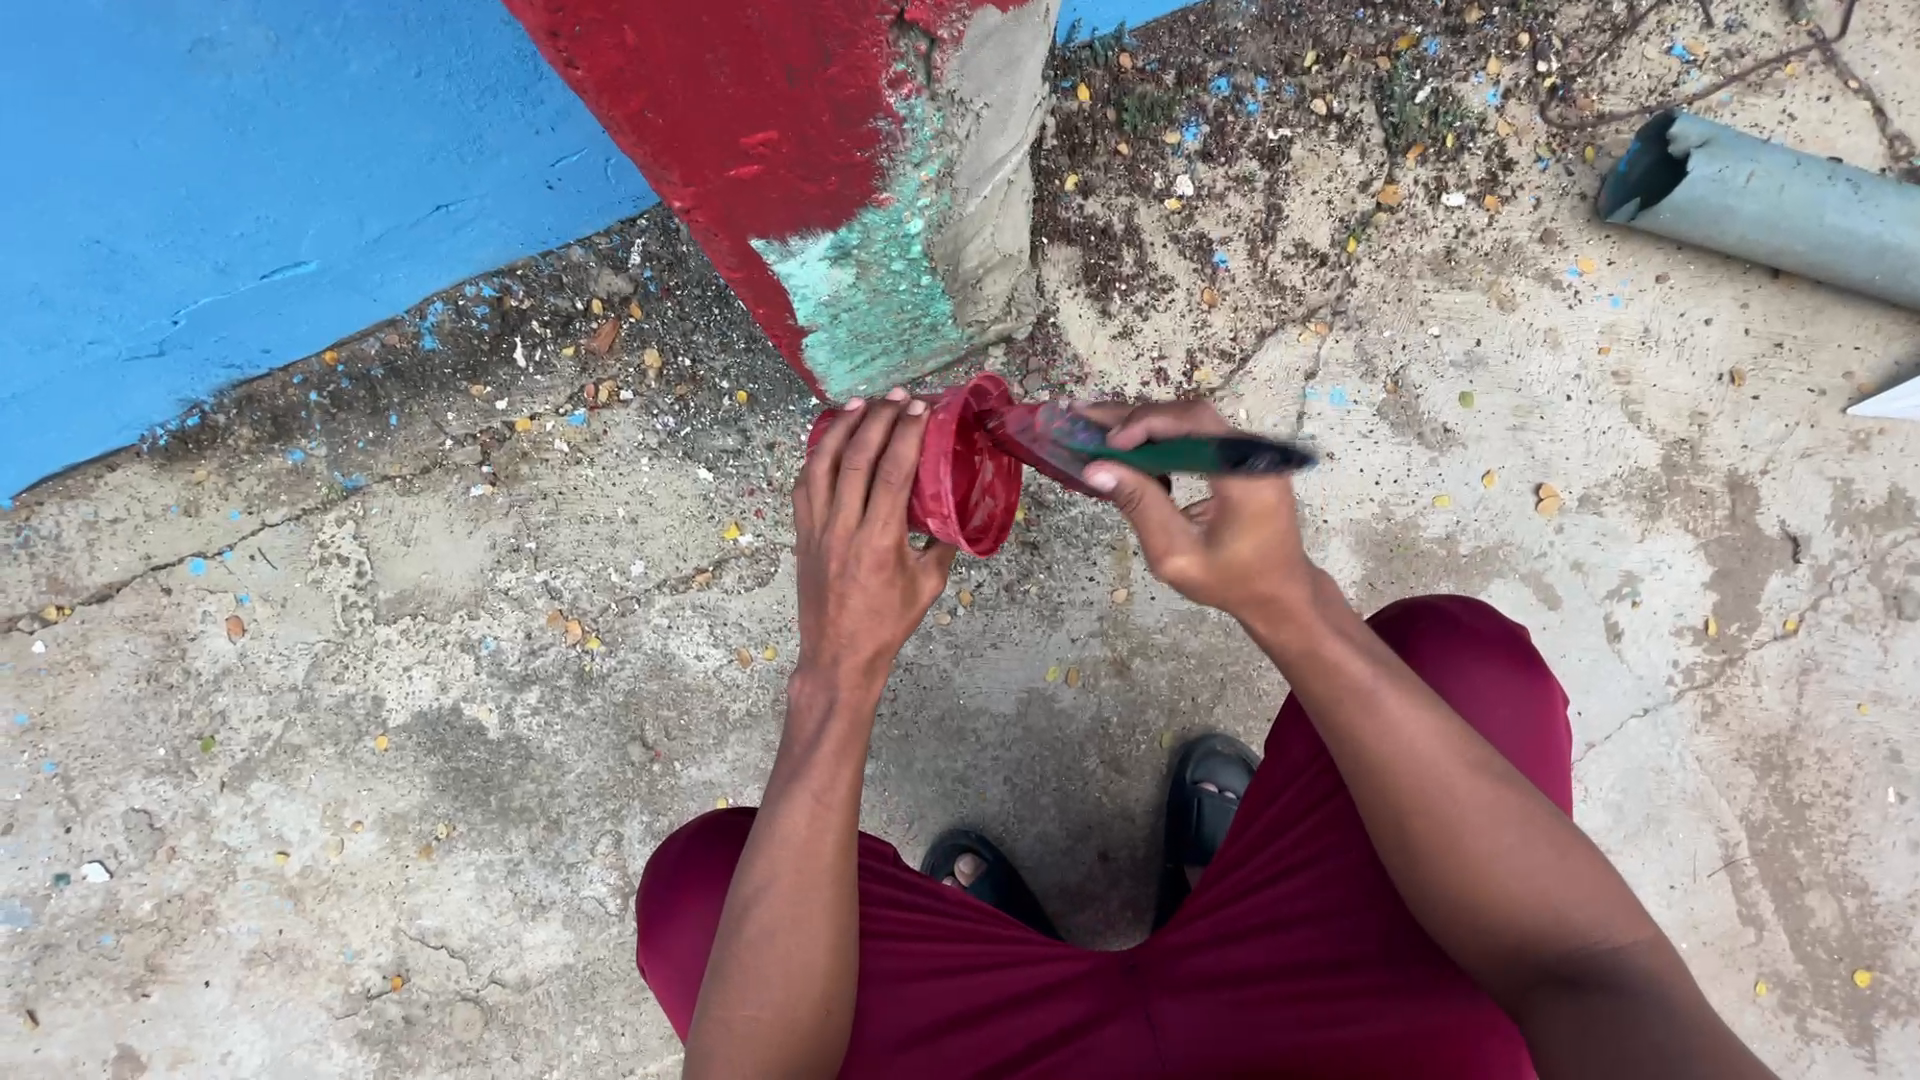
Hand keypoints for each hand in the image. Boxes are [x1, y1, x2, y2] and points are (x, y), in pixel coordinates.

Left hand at [793, 389, 958, 693]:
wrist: (838, 655)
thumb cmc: (887, 624)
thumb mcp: (928, 587)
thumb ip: (940, 545)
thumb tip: (953, 511)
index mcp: (879, 541)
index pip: (892, 473)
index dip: (906, 434)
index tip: (919, 409)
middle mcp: (843, 528)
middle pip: (857, 459)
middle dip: (877, 420)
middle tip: (895, 396)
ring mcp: (816, 529)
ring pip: (822, 465)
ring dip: (840, 429)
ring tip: (859, 403)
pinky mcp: (801, 534)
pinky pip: (803, 485)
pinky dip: (816, 457)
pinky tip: (828, 441)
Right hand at [1078, 400, 1317, 625]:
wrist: (1279, 591)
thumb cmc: (1230, 581)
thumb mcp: (1175, 555)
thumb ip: (1140, 506)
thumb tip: (1096, 468)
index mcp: (1245, 476)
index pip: (1194, 424)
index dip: (1147, 423)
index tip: (1109, 443)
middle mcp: (1253, 453)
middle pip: (1189, 415)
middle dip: (1133, 416)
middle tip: (1084, 416)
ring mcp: (1249, 452)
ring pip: (1189, 421)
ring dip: (1142, 423)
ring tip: (1095, 427)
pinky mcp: (1240, 458)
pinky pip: (1196, 436)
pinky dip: (1159, 437)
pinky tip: (1126, 445)